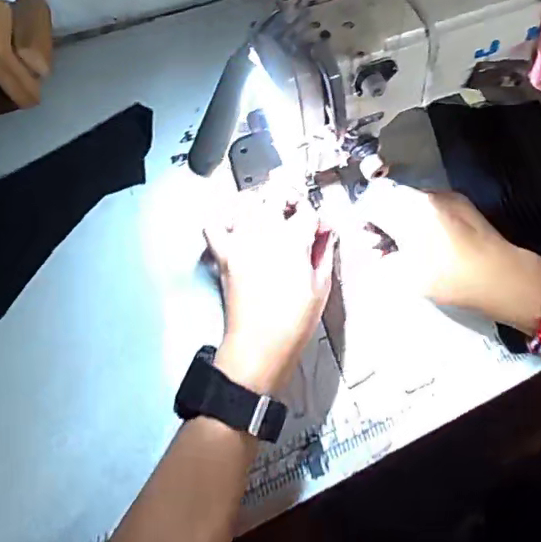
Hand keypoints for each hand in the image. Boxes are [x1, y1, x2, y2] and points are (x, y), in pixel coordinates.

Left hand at [203, 184, 335, 395]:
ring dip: (260, 202)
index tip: (318, 230)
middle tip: (295, 212)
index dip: (316, 217)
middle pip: (277, 193)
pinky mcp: (224, 254)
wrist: (257, 348)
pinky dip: (224, 218)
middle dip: (289, 197)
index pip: (307, 209)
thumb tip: (325, 234)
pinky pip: (215, 224)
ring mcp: (242, 242)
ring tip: (269, 214)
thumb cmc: (293, 323)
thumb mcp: (321, 287)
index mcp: (294, 240)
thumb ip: (324, 252)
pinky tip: (237, 224)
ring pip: (248, 201)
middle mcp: (266, 233)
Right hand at [349, 181, 540, 331]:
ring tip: (406, 245)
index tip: (364, 236)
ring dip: (404, 217)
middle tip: (383, 245)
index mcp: (414, 209)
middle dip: (384, 218)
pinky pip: (432, 205)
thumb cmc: (454, 279)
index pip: (375, 202)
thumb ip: (386, 259)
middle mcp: (430, 195)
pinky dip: (423, 219)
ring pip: (413, 201)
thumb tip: (377, 250)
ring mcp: (449, 197)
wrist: (503, 276)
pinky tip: (429, 242)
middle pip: (394, 198)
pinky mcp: (463, 204)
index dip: (365, 218)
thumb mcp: (409, 276)